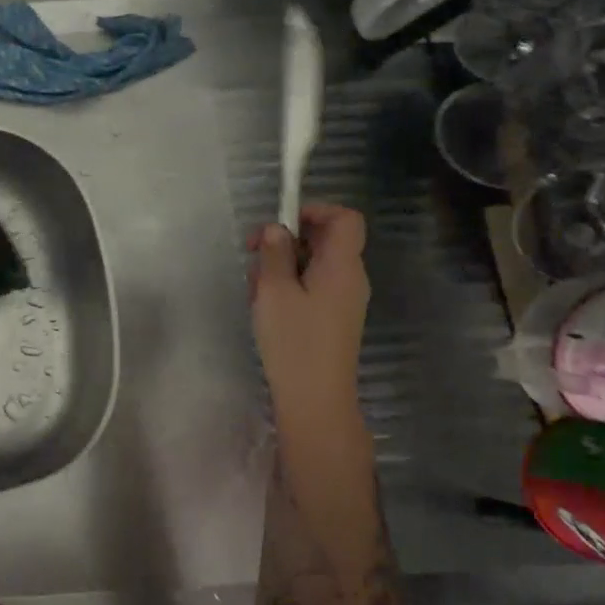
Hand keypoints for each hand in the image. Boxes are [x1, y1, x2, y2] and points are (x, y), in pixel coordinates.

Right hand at [248, 204, 369, 410]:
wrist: (315, 394)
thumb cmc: (294, 339)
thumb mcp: (273, 291)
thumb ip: (274, 254)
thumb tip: (277, 228)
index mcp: (342, 266)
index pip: (344, 218)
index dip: (314, 210)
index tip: (279, 223)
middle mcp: (350, 277)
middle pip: (326, 239)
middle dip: (288, 239)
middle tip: (255, 254)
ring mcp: (344, 298)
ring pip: (314, 262)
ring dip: (283, 264)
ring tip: (256, 286)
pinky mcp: (333, 315)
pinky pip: (313, 284)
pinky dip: (289, 284)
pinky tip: (267, 304)